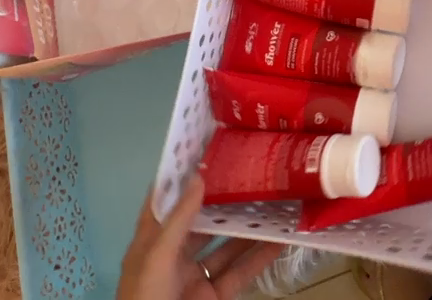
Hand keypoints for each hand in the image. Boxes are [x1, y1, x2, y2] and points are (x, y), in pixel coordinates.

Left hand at [117, 175, 283, 299]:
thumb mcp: (156, 261)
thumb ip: (179, 221)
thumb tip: (199, 176)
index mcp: (150, 246)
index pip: (165, 202)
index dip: (182, 177)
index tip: (208, 147)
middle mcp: (173, 257)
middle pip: (202, 220)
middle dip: (226, 198)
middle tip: (255, 170)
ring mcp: (195, 279)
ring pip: (226, 245)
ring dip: (249, 226)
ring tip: (276, 199)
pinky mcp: (215, 298)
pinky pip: (240, 273)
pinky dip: (260, 257)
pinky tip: (281, 239)